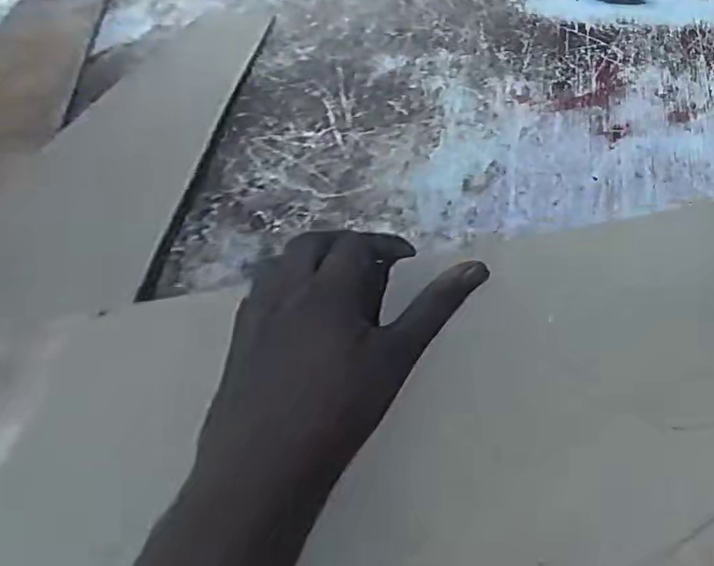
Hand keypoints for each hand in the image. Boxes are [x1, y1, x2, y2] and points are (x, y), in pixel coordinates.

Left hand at [191, 231, 487, 502]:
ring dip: (312, 262)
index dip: (385, 244)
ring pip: (276, 266)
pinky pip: (259, 295)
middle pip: (308, 245)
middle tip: (376, 263)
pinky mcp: (237, 347)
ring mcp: (254, 322)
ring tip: (343, 285)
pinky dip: (288, 286)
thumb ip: (436, 305)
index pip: (353, 245)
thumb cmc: (339, 406)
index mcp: (325, 293)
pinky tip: (310, 317)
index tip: (408, 260)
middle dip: (345, 243)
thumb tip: (476, 267)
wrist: (259, 471)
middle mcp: (284, 298)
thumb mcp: (399, 353)